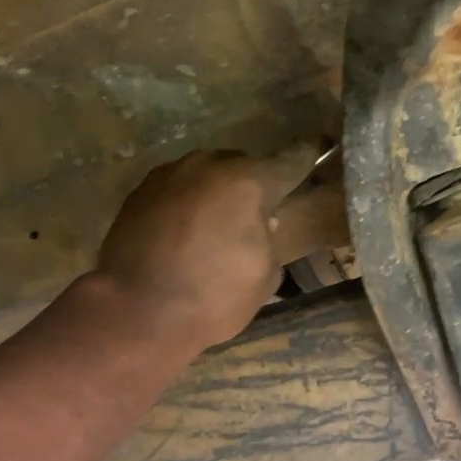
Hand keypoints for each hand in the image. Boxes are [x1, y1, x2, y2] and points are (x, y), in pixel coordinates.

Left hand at [95, 146, 328, 348]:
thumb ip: (270, 240)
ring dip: (215, 195)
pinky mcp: (138, 192)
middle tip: (255, 218)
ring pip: (205, 176)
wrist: (138, 312)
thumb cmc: (213, 298)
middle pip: (241, 166)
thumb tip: (260, 227)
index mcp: (247, 182)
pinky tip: (183, 236)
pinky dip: (185, 207)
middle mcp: (207, 165)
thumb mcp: (264, 277)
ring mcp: (168, 174)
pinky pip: (176, 191)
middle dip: (252, 187)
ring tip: (215, 230)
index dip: (310, 156)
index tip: (321, 148)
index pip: (291, 160)